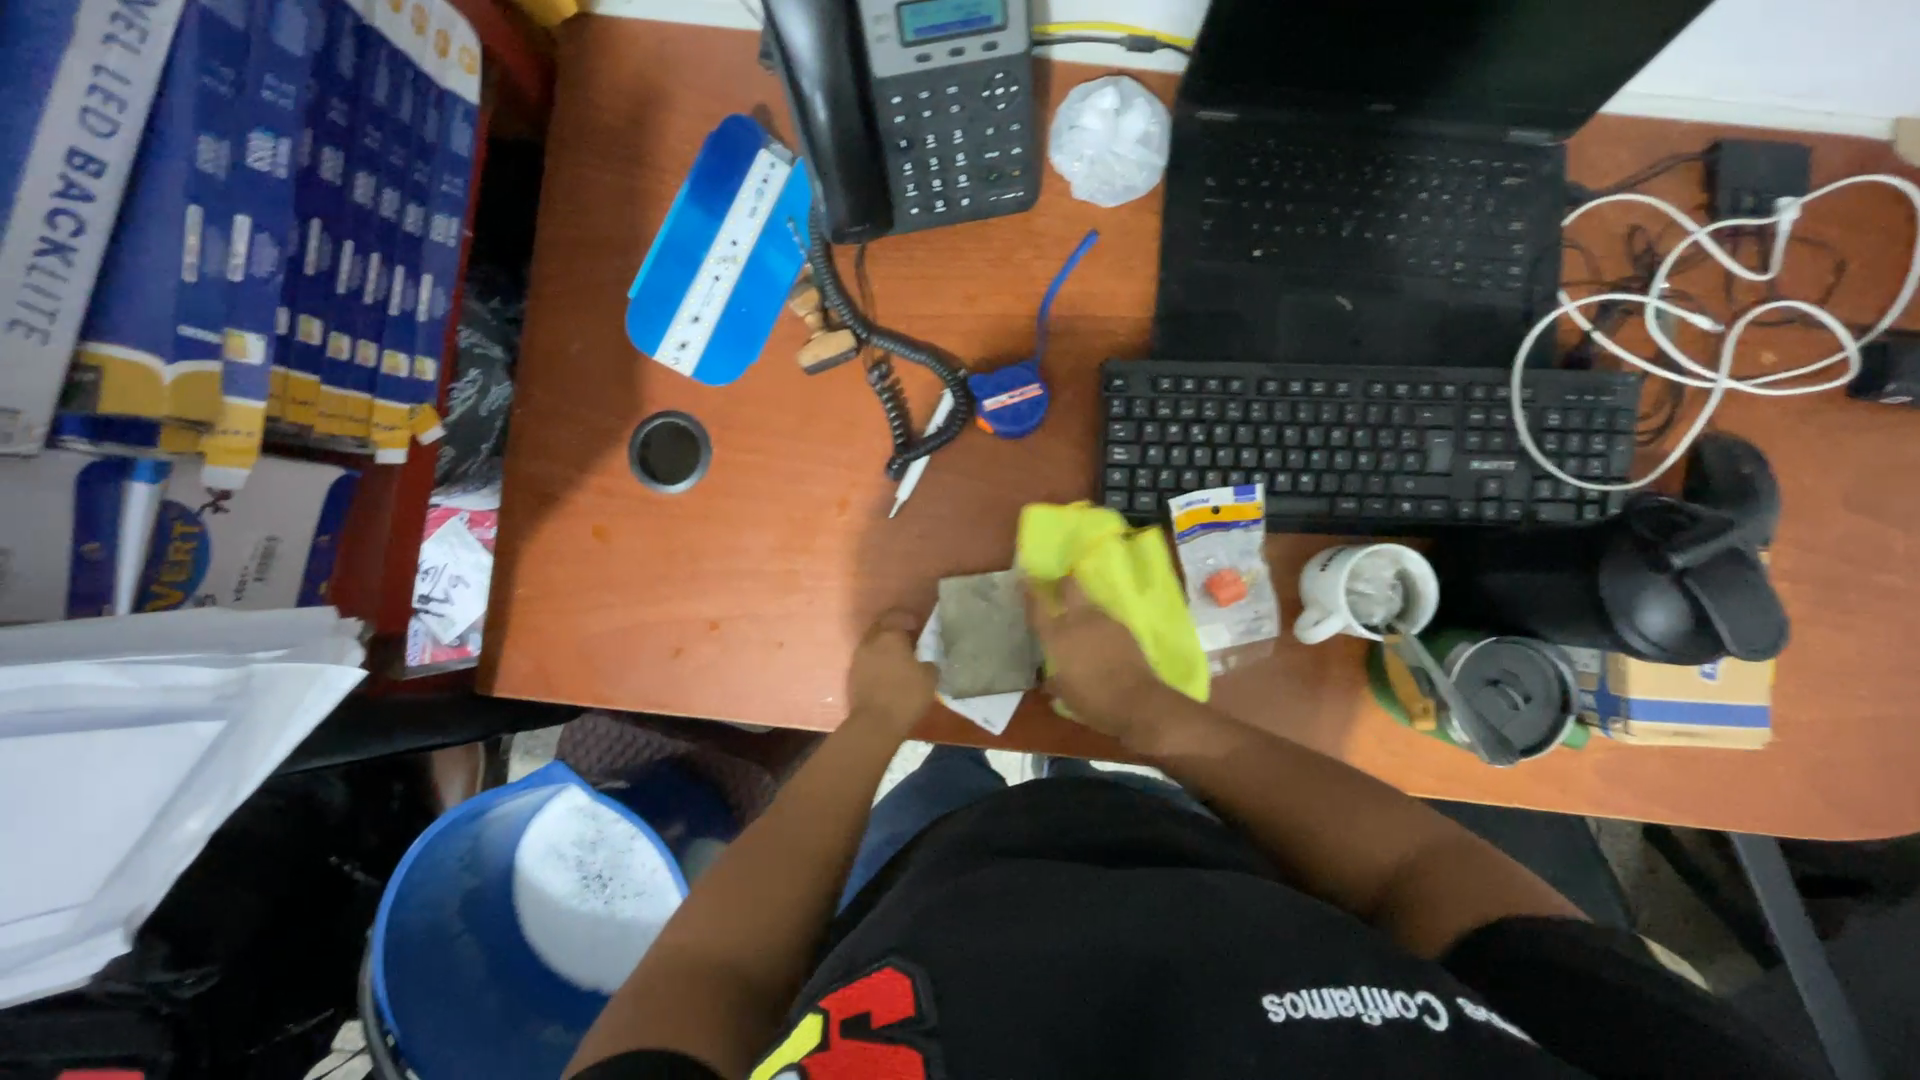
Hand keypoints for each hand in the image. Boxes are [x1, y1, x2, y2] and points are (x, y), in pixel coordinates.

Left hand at [846, 610, 937, 735]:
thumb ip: (929, 663)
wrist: (875, 723)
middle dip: (894, 629)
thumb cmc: (906, 695)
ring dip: (885, 646)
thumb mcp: (929, 678)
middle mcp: (870, 642)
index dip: (908, 618)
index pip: (896, 616)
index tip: (918, 625)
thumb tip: (926, 662)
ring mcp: (858, 659)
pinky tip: (889, 673)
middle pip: (881, 627)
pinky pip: (867, 660)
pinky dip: (878, 661)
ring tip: (900, 658)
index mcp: (889, 636)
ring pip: (873, 644)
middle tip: (910, 640)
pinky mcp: (853, 675)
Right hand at [1025, 578, 1172, 748]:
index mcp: (1057, 637)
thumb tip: (1050, 680)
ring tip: (1083, 624)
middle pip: (1070, 587)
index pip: (1038, 607)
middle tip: (1059, 587)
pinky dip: (1101, 626)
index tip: (1024, 579)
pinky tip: (1103, 640)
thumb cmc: (1093, 702)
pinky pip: (1107, 620)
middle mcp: (1079, 621)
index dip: (1029, 590)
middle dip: (1063, 583)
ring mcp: (1105, 621)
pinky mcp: (1125, 628)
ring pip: (1091, 604)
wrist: (1137, 701)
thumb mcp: (1065, 695)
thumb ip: (1054, 681)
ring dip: (1084, 609)